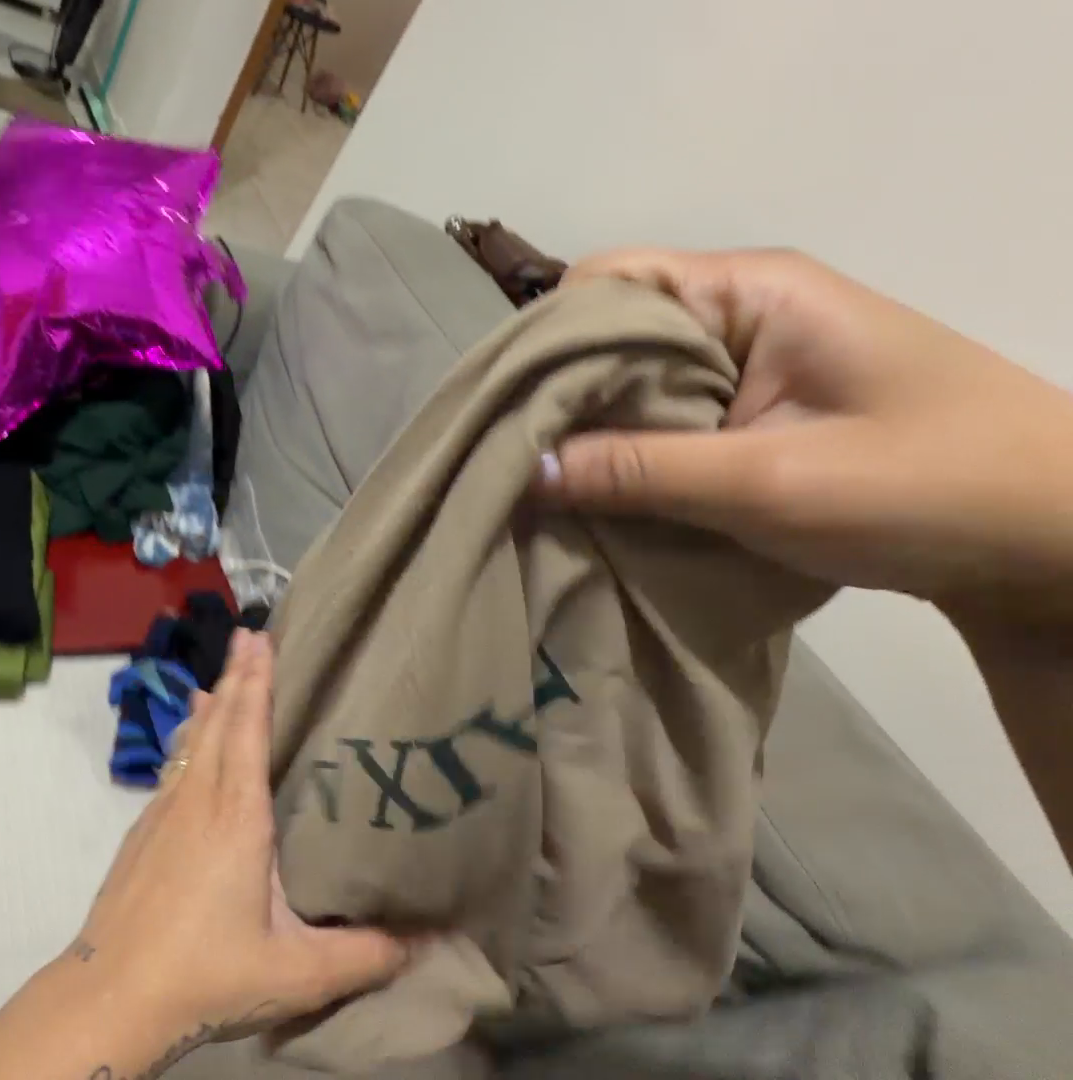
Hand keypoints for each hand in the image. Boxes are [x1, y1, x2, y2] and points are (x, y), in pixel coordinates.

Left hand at [70, 630, 409, 1044]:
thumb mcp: (297, 974)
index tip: (262, 639)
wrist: (112, 991)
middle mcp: (197, 800)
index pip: (247, 731)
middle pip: (218, 723)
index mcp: (236, 818)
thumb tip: (430, 940)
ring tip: (223, 675)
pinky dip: (188, 739)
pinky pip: (174, 767)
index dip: (257, 683)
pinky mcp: (142, 832)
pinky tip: (189, 742)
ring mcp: (162, 813)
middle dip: (237, 676)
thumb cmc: (206, 975)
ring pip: (191, 741)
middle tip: (250, 635)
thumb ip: (366, 956)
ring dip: (211, 704)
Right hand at [537, 248, 1072, 617]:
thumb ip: (637, 470)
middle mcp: (733, 314)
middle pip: (606, 335)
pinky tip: (595, 493)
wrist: (1048, 544)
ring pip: (625, 384)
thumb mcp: (770, 482)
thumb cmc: (929, 486)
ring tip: (544, 484)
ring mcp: (739, 364)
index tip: (507, 411)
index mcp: (748, 292)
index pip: (606, 284)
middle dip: (557, 396)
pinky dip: (618, 454)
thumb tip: (520, 469)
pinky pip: (653, 420)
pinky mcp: (740, 412)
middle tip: (516, 460)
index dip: (547, 340)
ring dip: (587, 432)